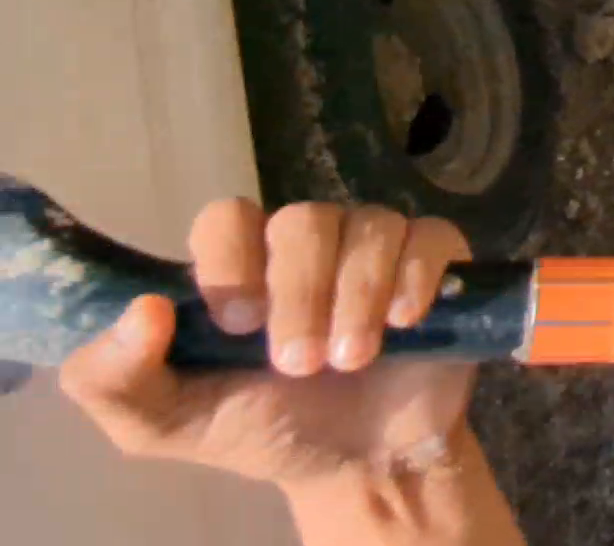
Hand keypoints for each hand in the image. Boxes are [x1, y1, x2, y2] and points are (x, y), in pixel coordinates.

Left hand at [60, 200, 477, 487]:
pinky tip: (404, 322)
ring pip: (373, 226)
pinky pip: (430, 238)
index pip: (229, 218)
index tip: (239, 326)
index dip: (231, 261)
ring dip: (360, 297)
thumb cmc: (265, 428)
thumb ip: (117, 378)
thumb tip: (142, 309)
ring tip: (355, 358)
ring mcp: (381, 243)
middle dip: (303, 293)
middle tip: (302, 362)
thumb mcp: (167, 423)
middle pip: (306, 219)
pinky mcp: (438, 254)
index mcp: (244, 266)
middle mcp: (313, 242)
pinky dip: (416, 278)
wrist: (362, 455)